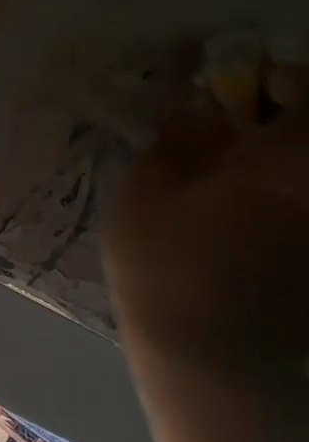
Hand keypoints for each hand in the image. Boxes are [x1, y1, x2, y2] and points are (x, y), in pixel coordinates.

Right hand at [100, 62, 308, 395]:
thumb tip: (201, 102)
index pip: (305, 83)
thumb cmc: (170, 269)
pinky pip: (308, 198)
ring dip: (286, 156)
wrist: (225, 361)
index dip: (268, 80)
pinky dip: (288, 193)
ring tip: (243, 173)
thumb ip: (180, 143)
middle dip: (286, 115)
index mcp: (295, 156)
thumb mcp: (148, 197)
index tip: (228, 94)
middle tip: (236, 130)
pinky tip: (259, 211)